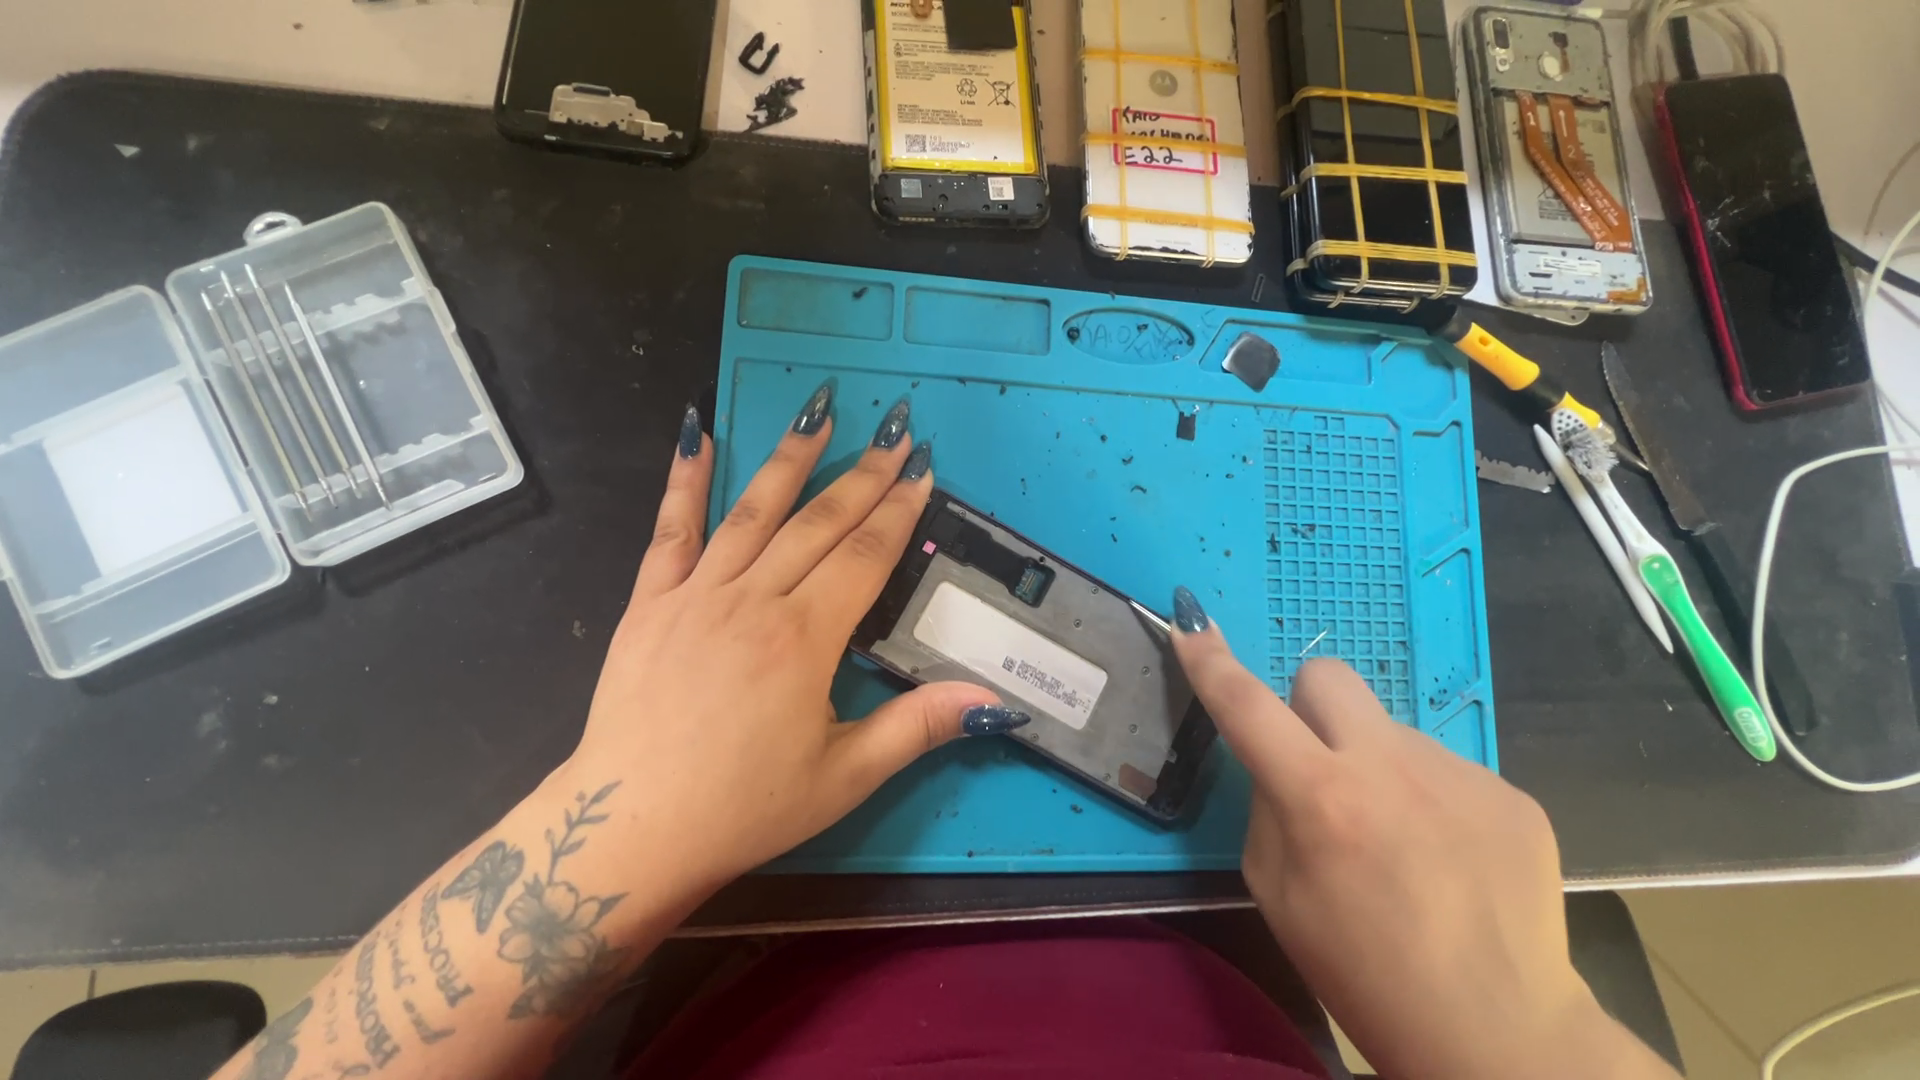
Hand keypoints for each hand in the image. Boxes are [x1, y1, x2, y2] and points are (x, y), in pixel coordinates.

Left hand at [560, 389, 1018, 898]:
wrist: (631, 828)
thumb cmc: (745, 808)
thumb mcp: (845, 778)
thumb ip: (919, 727)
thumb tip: (997, 704)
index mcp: (805, 639)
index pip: (865, 556)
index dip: (899, 511)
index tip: (922, 471)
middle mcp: (753, 600)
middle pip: (819, 524)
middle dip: (863, 476)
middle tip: (895, 432)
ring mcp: (696, 595)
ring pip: (753, 512)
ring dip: (791, 460)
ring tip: (818, 412)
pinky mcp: (649, 603)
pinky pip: (669, 530)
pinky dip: (684, 480)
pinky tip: (695, 434)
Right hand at [1169, 590, 1675, 1079]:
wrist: (1500, 1034)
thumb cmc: (1360, 973)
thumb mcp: (1275, 893)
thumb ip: (1267, 808)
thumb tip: (1281, 765)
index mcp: (1320, 799)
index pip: (1247, 706)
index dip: (1210, 661)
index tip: (1190, 624)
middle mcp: (1389, 768)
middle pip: (1327, 675)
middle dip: (1307, 706)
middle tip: (1318, 766)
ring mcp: (1459, 775)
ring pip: (1389, 731)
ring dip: (1375, 765)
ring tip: (1400, 841)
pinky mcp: (1511, 794)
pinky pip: (1443, 770)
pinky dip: (1429, 798)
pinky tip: (1446, 858)